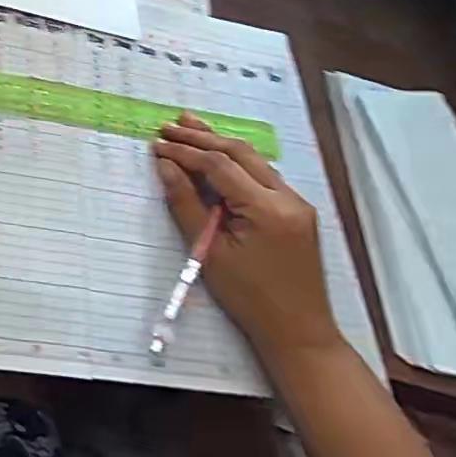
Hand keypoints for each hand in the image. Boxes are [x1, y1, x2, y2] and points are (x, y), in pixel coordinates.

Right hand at [153, 113, 341, 359]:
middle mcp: (288, 199)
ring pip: (253, 159)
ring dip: (219, 141)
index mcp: (268, 210)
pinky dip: (234, 159)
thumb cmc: (249, 297)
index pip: (219, 166)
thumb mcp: (209, 251)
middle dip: (201, 136)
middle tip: (168, 125)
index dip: (185, 151)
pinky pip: (261, 174)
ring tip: (188, 124)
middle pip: (239, 153)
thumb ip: (186, 203)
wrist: (299, 332)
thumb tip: (165, 166)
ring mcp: (296, 204)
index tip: (156, 145)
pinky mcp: (295, 211)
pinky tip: (216, 152)